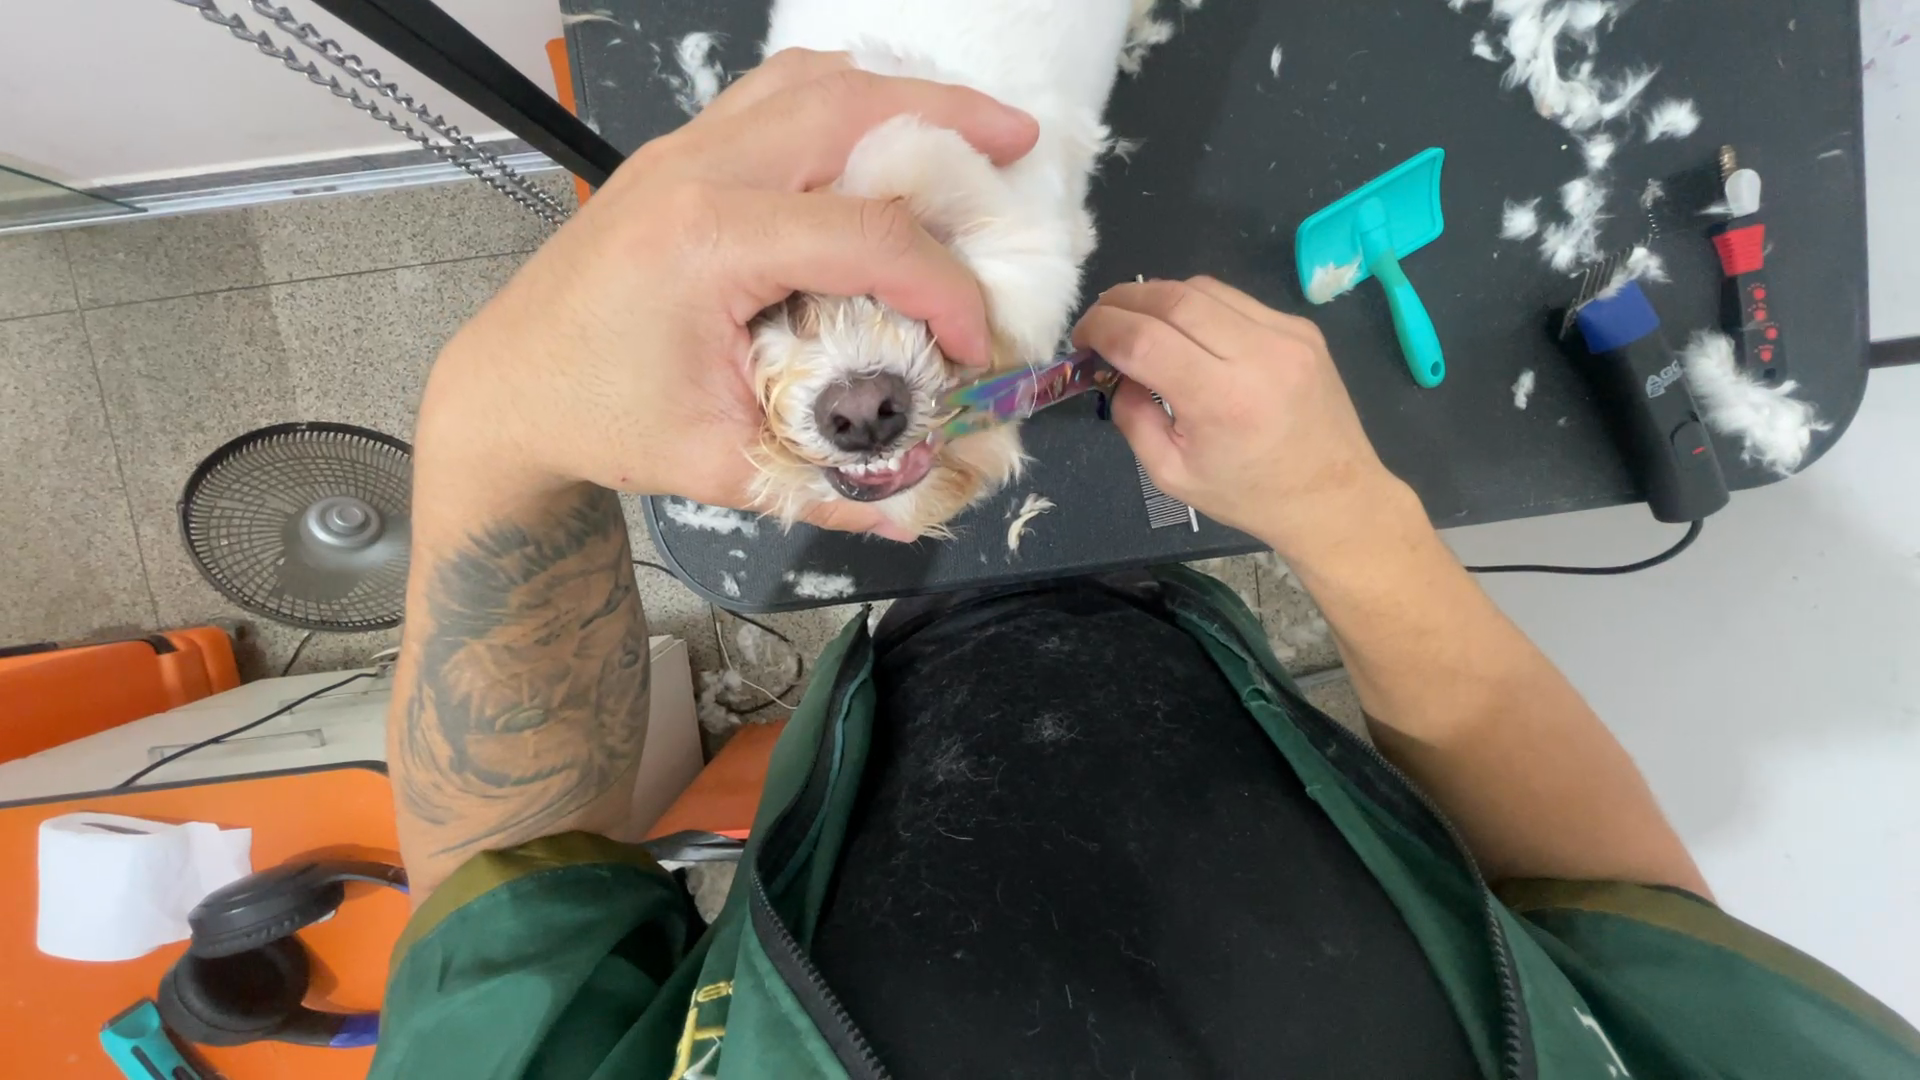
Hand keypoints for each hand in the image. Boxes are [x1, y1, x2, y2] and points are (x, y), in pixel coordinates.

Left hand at [417, 49, 1037, 535]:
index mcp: (710, 243)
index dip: (947, 290)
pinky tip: (876, 135)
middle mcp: (698, 170)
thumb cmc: (606, 426)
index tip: (978, 346)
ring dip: (898, 95)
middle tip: (1019, 144)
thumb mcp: (723, 469)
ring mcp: (681, 151)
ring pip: (810, 82)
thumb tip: (914, 515)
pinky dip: (841, 100)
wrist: (508, 389)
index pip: (870, 240)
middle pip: (849, 108)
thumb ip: (826, 489)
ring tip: (964, 128)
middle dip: (950, 123)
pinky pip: (774, 97)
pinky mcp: (677, 159)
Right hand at [1073, 276, 1411, 559]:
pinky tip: (1182, 328)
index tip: (1081, 336)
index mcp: (1220, 400)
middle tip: (1098, 318)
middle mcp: (1257, 354)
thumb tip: (1118, 373)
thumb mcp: (1170, 474)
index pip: (1144, 339)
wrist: (1332, 495)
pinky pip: (1233, 299)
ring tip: (1134, 319)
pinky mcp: (1300, 328)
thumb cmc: (1246, 495)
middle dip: (1123, 301)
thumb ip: (1133, 418)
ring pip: (1203, 288)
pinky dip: (1195, 305)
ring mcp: (1285, 334)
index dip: (1102, 327)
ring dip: (1157, 296)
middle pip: (1172, 298)